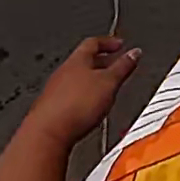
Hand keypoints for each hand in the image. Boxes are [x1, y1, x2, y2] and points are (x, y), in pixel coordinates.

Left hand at [21, 36, 140, 146]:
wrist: (45, 137)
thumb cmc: (74, 106)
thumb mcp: (110, 82)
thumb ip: (123, 66)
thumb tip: (134, 53)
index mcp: (77, 60)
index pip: (94, 43)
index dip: (109, 43)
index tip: (118, 45)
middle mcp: (62, 72)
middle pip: (83, 61)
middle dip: (101, 63)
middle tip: (114, 67)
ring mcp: (52, 92)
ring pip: (74, 80)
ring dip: (90, 83)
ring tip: (103, 91)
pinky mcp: (47, 112)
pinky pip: (66, 98)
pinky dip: (79, 99)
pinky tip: (85, 110)